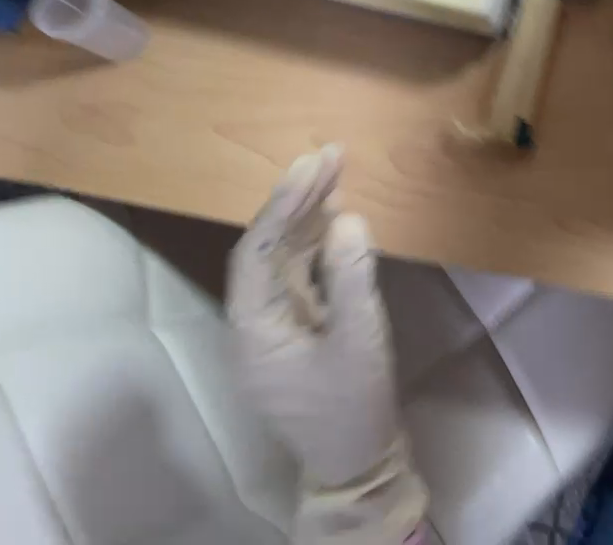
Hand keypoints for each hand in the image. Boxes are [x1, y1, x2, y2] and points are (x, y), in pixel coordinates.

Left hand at [228, 147, 426, 544]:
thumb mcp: (359, 338)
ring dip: (308, 216)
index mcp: (253, 328)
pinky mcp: (299, 326)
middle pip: (267, 248)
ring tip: (334, 172)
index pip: (257, 252)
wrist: (357, 458)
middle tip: (329, 154)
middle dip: (296, 200)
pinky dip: (318, 242)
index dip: (283, 204)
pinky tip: (336, 217)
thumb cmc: (353, 402)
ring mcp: (276, 323)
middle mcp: (254, 321)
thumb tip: (348, 219)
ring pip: (283, 258)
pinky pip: (301, 274)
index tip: (314, 164)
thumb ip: (352, 276)